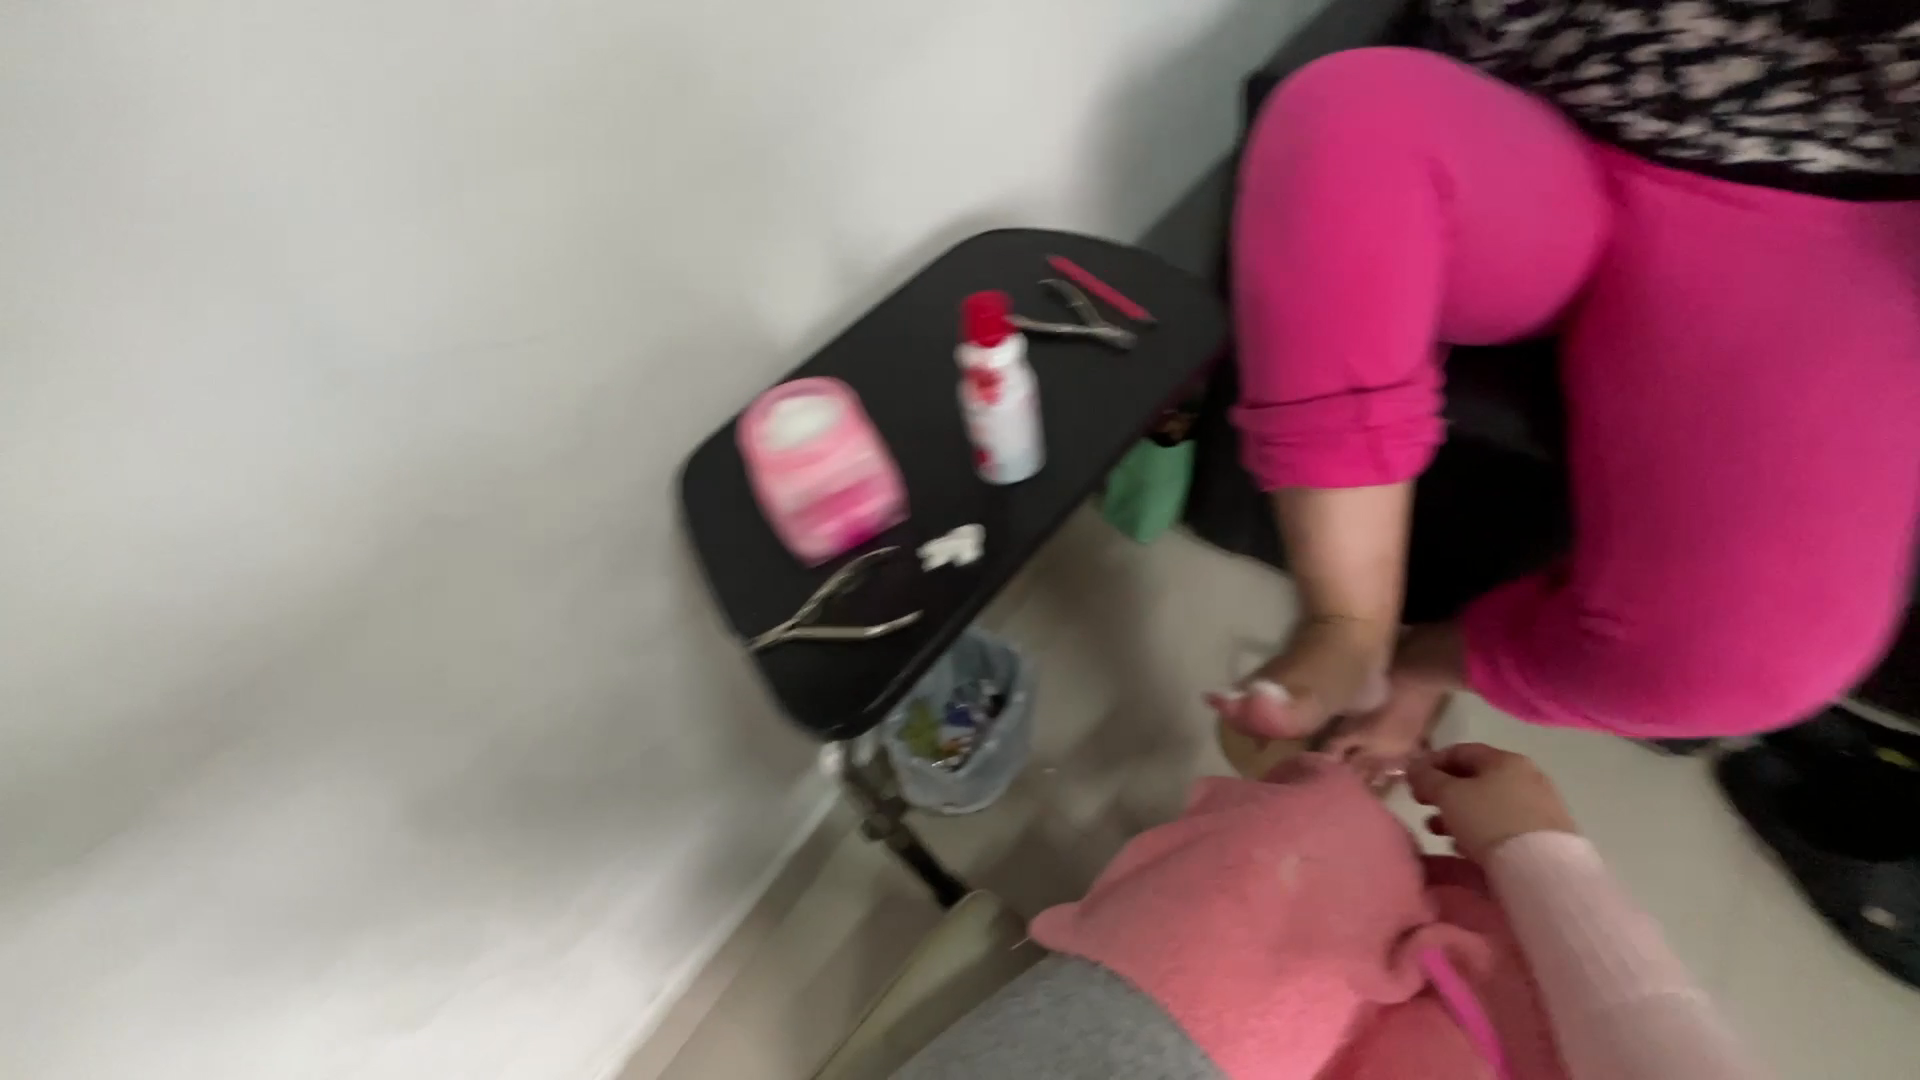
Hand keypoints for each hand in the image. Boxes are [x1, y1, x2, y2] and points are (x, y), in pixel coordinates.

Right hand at [1407, 743, 1578, 862]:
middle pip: (1474, 779)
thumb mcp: (1447, 794)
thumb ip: (1425, 777)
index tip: (1412, 780)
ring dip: (1458, 815)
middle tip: (1423, 806)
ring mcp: (1541, 808)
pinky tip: (1465, 848)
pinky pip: (1503, 825)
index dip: (1430, 762)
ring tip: (1438, 831)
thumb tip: (1413, 768)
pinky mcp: (1546, 836)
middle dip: (1443, 793)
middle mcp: (1527, 777)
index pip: (1459, 751)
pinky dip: (1480, 831)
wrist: (1543, 870)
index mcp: (1505, 760)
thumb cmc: (1488, 820)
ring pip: (1487, 805)